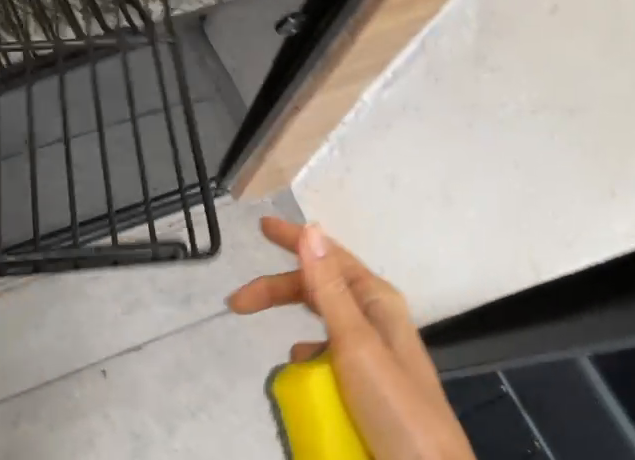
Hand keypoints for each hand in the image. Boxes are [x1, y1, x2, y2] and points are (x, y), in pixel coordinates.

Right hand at [227, 216, 474, 459]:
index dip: (295, 240)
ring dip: (295, 329)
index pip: (329, 256)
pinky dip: (308, 364)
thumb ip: (329, 288)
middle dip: (279, 291)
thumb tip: (311, 228)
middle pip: (317, 291)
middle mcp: (374, 320)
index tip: (262, 227)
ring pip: (321, 326)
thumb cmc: (396, 406)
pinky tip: (300, 379)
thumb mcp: (357, 343)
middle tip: (238, 304)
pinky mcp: (365, 387)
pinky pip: (327, 361)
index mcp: (377, 301)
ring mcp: (371, 355)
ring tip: (275, 351)